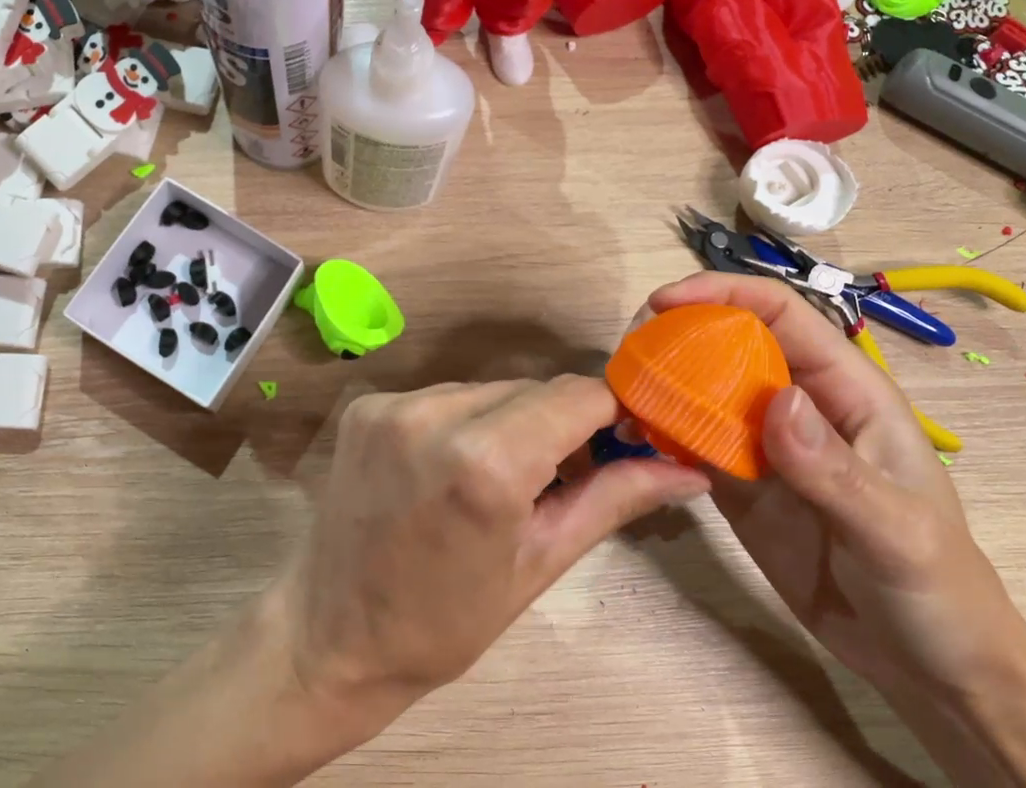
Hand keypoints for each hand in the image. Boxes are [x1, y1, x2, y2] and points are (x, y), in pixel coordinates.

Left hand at [276, 377, 710, 706]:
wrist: (336, 636)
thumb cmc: (446, 621)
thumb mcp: (541, 564)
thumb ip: (614, 499)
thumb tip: (690, 470)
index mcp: (487, 461)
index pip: (579, 395)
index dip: (611, 415)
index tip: (624, 442)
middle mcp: (434, 415)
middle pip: (532, 389)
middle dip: (559, 424)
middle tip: (563, 476)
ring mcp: (392, 406)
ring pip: (486, 389)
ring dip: (508, 421)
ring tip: (502, 480)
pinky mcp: (364, 406)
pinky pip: (440, 396)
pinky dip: (461, 421)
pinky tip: (452, 469)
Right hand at [641, 273, 1025, 699]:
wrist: (931, 668)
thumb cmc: (938, 590)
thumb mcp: (896, 532)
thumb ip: (834, 469)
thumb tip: (775, 400)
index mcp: (849, 396)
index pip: (785, 318)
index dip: (725, 296)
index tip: (664, 302)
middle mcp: (801, 410)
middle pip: (732, 346)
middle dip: (679, 334)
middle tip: (628, 350)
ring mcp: (766, 449)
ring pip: (705, 393)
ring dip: (662, 383)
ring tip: (617, 389)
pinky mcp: (740, 489)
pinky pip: (694, 447)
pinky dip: (661, 435)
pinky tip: (632, 437)